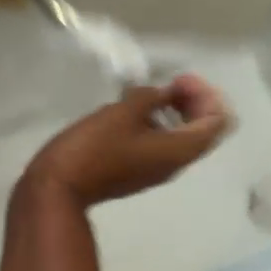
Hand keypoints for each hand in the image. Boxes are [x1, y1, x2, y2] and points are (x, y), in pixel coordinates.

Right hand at [24, 75, 233, 207]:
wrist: (53, 191)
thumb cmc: (90, 150)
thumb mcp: (120, 113)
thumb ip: (147, 97)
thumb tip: (157, 96)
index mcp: (181, 149)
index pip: (217, 118)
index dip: (204, 93)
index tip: (175, 79)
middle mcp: (175, 164)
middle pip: (200, 130)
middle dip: (190, 104)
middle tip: (166, 86)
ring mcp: (150, 174)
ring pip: (175, 141)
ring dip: (168, 117)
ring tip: (141, 101)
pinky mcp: (128, 177)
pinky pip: (153, 150)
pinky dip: (150, 131)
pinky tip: (124, 122)